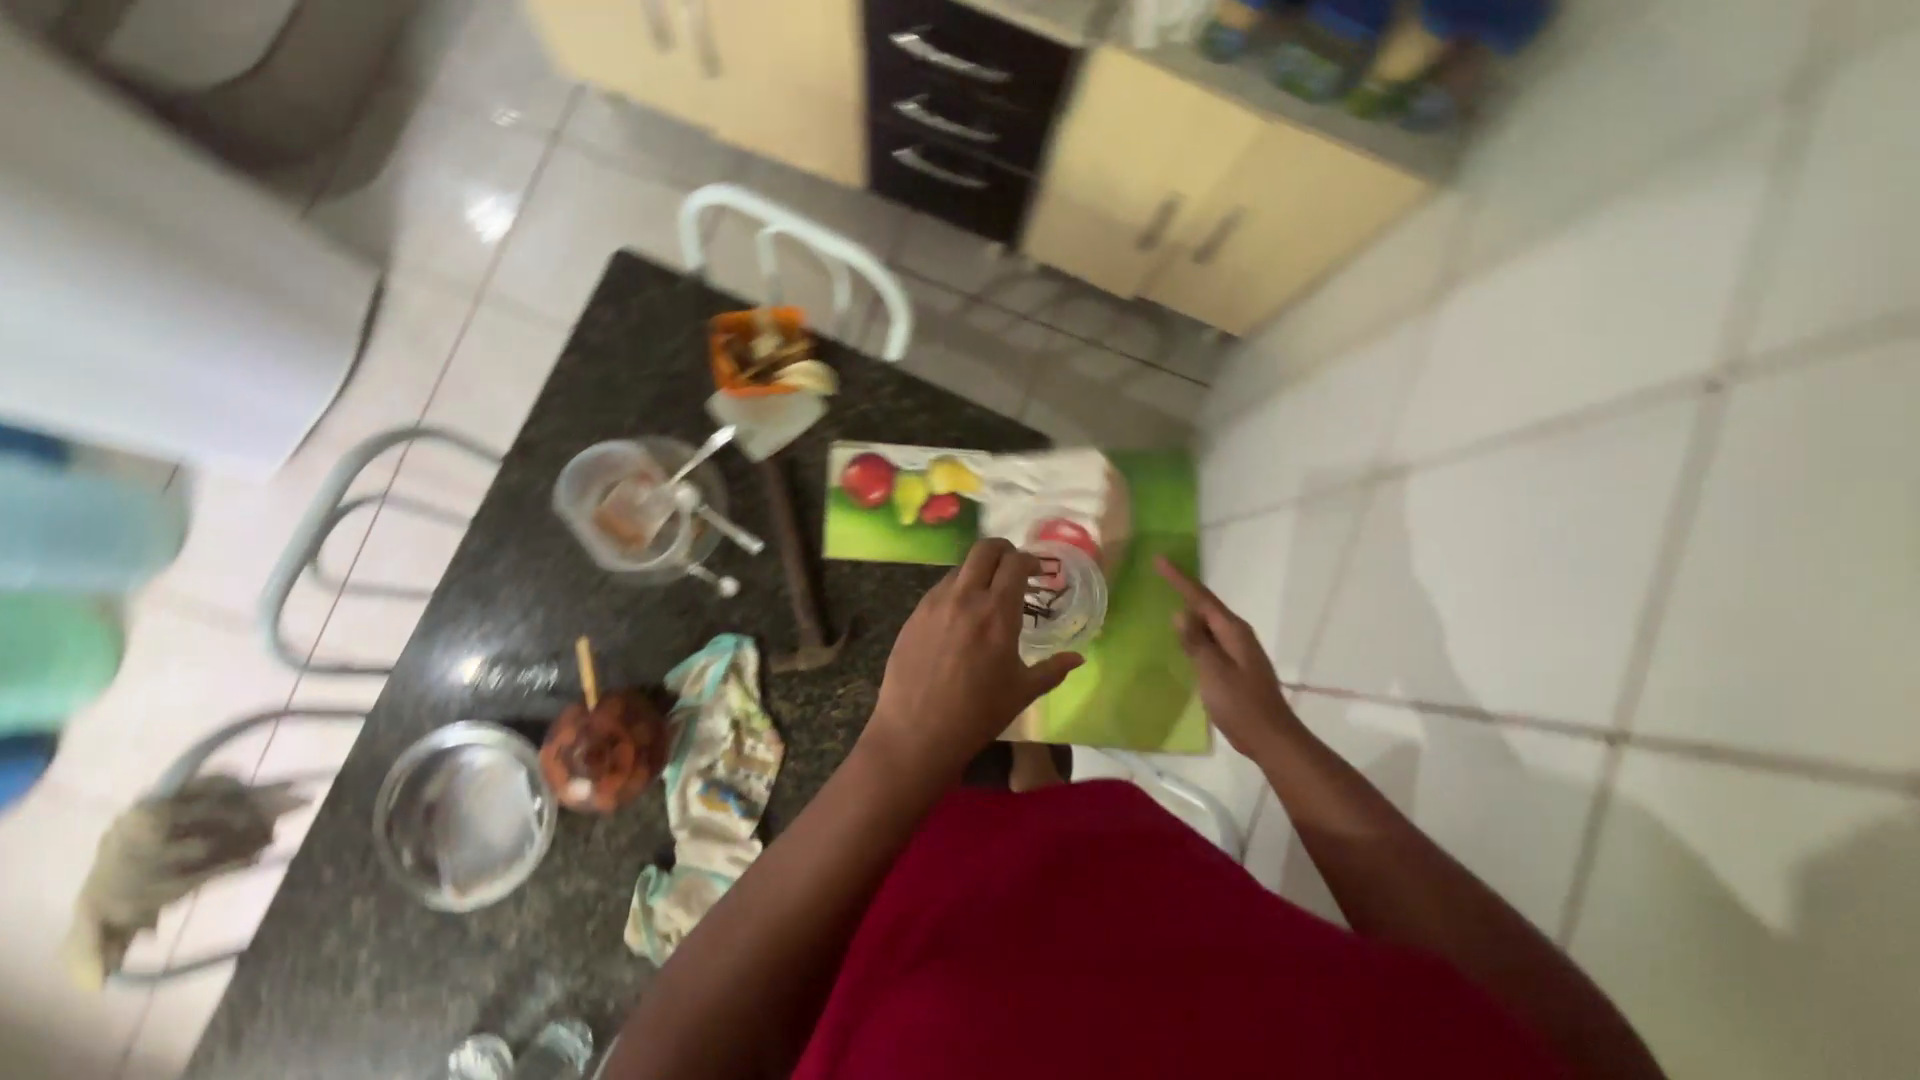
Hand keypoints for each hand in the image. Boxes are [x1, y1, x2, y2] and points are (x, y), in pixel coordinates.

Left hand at [862, 539, 1082, 784]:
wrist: (917, 732)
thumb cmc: (977, 714)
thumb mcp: (1022, 692)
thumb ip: (1053, 669)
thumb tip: (1078, 658)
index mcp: (997, 613)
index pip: (1016, 563)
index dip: (1030, 561)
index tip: (1037, 572)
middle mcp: (965, 598)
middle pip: (984, 549)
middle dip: (1003, 551)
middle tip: (1013, 569)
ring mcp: (935, 603)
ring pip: (960, 568)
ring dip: (978, 572)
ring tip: (986, 596)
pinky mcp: (914, 615)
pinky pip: (939, 589)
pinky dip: (956, 591)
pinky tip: (960, 617)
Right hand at [1155, 555, 1301, 759]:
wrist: (1270, 737)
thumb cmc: (1241, 704)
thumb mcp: (1213, 672)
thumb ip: (1196, 642)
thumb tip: (1179, 613)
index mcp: (1233, 632)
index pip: (1201, 598)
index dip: (1179, 579)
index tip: (1159, 560)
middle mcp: (1237, 635)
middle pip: (1206, 606)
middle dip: (1183, 590)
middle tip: (1158, 575)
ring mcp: (1237, 652)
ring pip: (1208, 624)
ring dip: (1189, 612)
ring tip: (1166, 601)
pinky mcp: (1234, 667)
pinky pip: (1209, 640)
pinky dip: (1194, 634)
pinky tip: (1182, 639)